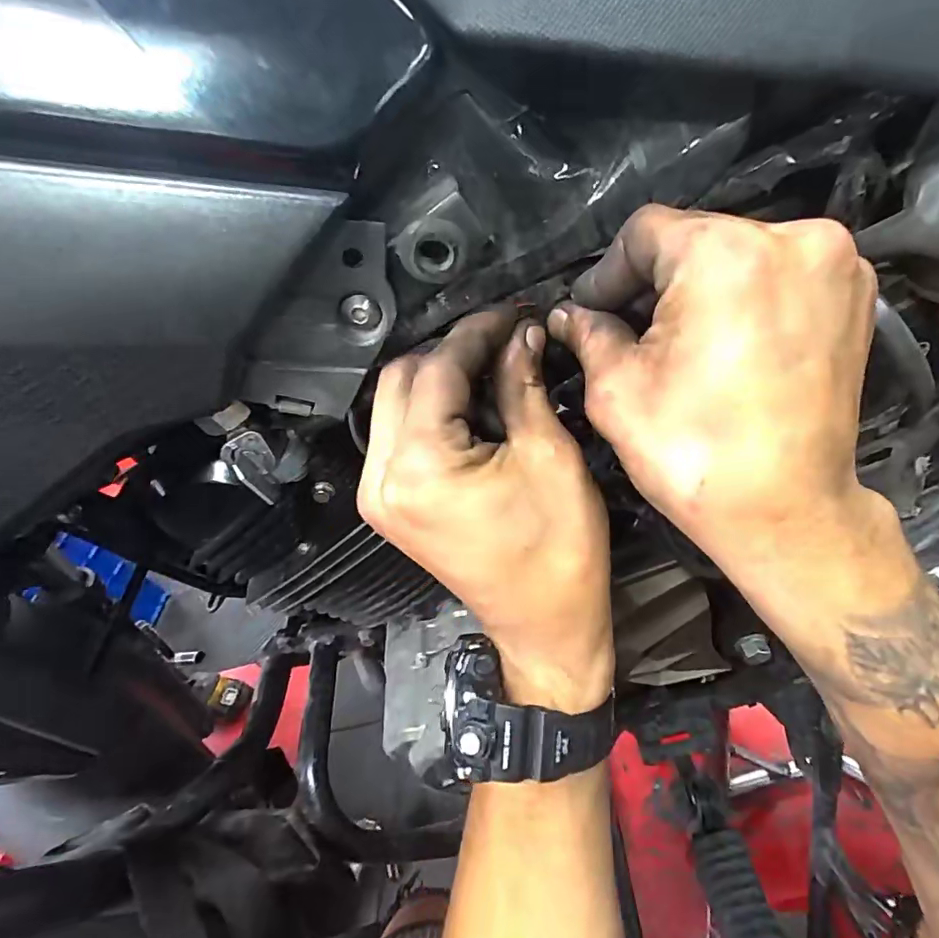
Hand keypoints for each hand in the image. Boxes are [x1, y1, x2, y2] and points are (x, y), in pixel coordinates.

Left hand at [359, 309, 613, 712]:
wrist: (545, 621)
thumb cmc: (558, 553)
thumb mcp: (550, 455)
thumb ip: (524, 385)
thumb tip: (520, 337)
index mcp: (420, 467)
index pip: (437, 368)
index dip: (478, 332)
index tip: (510, 315)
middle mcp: (383, 481)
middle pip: (403, 378)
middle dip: (454, 351)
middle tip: (505, 342)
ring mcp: (380, 496)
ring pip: (395, 403)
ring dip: (440, 379)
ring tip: (494, 372)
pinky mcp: (392, 505)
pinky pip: (399, 435)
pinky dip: (432, 411)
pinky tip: (474, 408)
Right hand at [548, 206, 897, 586]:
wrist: (788, 511)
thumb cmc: (698, 455)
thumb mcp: (618, 390)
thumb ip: (590, 334)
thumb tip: (572, 314)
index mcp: (725, 253)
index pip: (644, 233)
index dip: (609, 274)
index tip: (592, 311)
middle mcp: (792, 239)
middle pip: (695, 239)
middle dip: (655, 283)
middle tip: (627, 330)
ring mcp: (835, 265)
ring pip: (739, 256)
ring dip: (701, 290)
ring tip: (677, 342)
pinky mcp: (855, 296)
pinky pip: (780, 276)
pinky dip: (747, 299)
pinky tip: (725, 344)